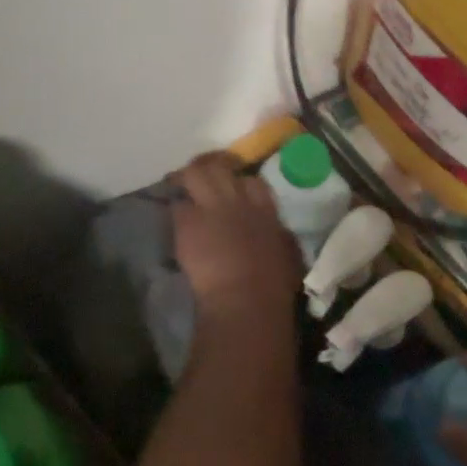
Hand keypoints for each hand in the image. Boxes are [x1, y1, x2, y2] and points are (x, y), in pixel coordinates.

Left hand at [170, 153, 299, 320]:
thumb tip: (275, 230)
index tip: (240, 188)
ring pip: (194, 174)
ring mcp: (209, 209)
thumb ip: (279, 235)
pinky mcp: (186, 224)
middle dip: (213, 165)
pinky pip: (177, 205)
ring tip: (187, 186)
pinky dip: (179, 211)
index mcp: (265, 211)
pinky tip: (181, 221)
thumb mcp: (289, 256)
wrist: (243, 300)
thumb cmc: (273, 286)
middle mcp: (237, 202)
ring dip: (189, 178)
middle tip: (209, 172)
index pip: (252, 182)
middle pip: (219, 167)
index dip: (243, 182)